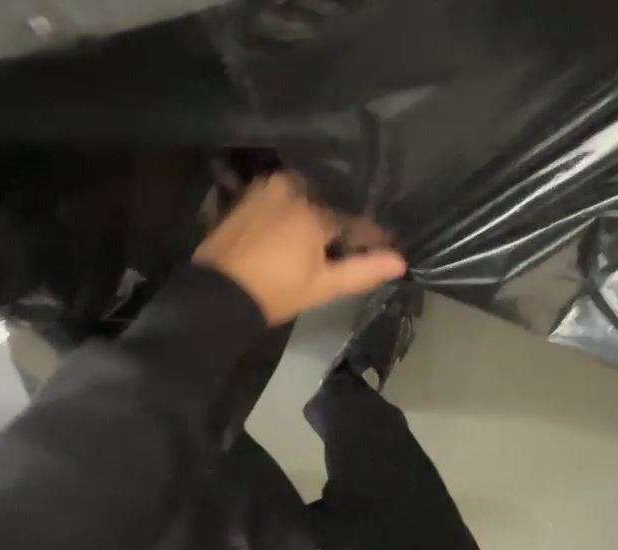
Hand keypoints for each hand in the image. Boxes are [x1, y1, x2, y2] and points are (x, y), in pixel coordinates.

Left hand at [194, 172, 407, 324]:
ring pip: (306, 195)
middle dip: (343, 218)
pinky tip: (296, 231)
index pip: (355, 219)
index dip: (372, 235)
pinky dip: (295, 209)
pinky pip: (282, 196)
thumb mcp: (323, 286)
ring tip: (324, 236)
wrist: (217, 294)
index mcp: (314, 209)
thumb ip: (362, 270)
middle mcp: (292, 188)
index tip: (386, 246)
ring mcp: (266, 188)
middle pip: (330, 200)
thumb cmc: (275, 292)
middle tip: (351, 242)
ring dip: (318, 211)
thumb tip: (401, 261)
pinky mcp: (248, 196)